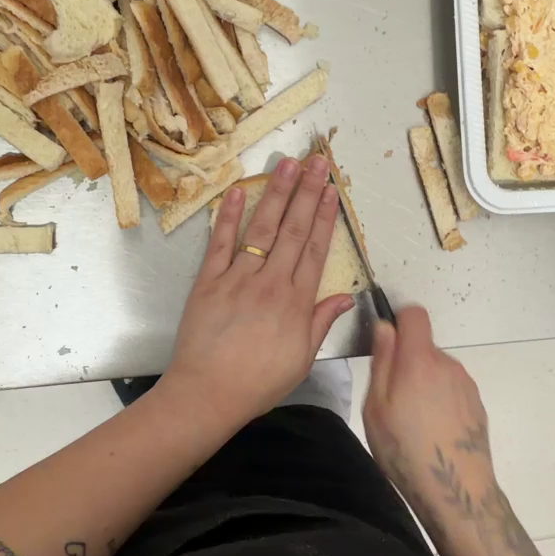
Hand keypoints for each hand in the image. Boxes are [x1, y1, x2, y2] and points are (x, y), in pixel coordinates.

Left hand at [160, 154, 354, 426]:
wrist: (209, 394)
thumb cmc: (258, 382)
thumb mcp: (302, 359)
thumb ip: (321, 322)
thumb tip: (346, 297)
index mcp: (296, 302)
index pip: (314, 250)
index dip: (325, 217)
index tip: (332, 191)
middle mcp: (270, 283)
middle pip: (292, 230)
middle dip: (307, 193)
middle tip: (317, 161)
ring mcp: (238, 279)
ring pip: (261, 229)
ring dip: (276, 194)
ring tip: (287, 164)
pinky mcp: (208, 281)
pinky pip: (221, 244)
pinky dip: (229, 217)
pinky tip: (239, 191)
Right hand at [363, 306, 494, 494]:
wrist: (456, 489)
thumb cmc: (405, 449)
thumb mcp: (376, 407)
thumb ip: (382, 362)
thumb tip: (386, 328)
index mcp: (420, 360)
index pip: (414, 315)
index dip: (398, 322)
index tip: (386, 347)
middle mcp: (448, 364)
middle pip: (423, 346)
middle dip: (405, 362)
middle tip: (391, 401)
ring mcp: (466, 384)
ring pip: (436, 369)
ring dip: (422, 383)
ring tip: (412, 422)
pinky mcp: (476, 404)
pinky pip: (450, 389)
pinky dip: (438, 400)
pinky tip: (432, 431)